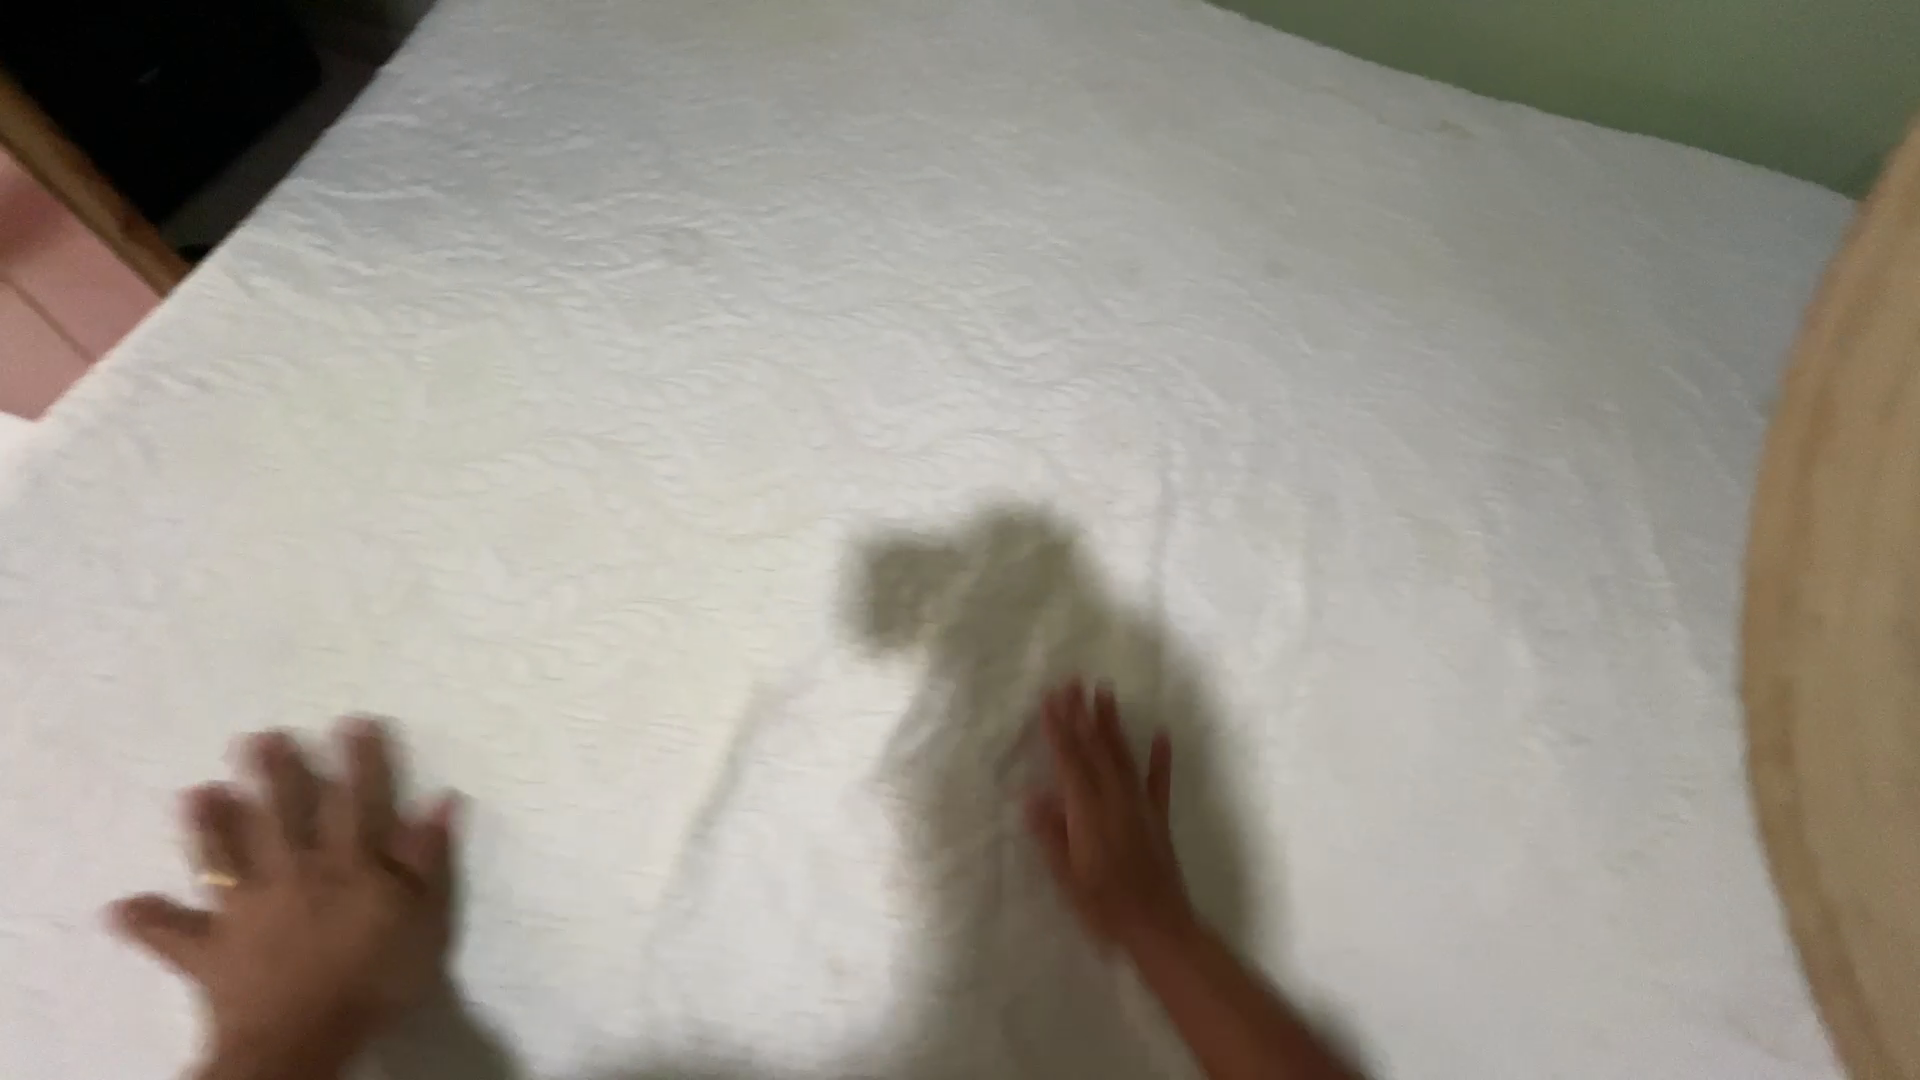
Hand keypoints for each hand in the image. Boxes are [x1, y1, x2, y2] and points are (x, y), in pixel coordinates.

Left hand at [108, 718, 458, 1079]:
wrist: (301, 1040)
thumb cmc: (376, 973)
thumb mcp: (424, 912)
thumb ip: (427, 856)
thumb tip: (439, 800)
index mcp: (349, 863)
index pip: (358, 800)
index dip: (358, 761)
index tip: (353, 723)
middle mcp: (294, 873)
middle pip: (283, 816)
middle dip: (274, 776)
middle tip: (259, 738)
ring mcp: (246, 911)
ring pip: (225, 859)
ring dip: (210, 826)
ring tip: (197, 793)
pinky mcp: (208, 951)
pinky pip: (173, 936)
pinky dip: (148, 922)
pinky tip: (122, 907)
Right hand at [1026, 679, 1193, 950]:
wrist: (1159, 927)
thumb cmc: (1104, 906)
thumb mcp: (1066, 875)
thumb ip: (1051, 833)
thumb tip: (1031, 795)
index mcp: (1087, 811)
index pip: (1068, 760)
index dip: (1058, 728)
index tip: (1050, 699)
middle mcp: (1114, 798)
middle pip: (1094, 748)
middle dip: (1082, 713)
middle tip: (1073, 680)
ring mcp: (1139, 804)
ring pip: (1122, 755)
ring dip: (1112, 722)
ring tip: (1105, 691)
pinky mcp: (1158, 816)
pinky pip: (1159, 780)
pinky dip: (1160, 756)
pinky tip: (1162, 733)